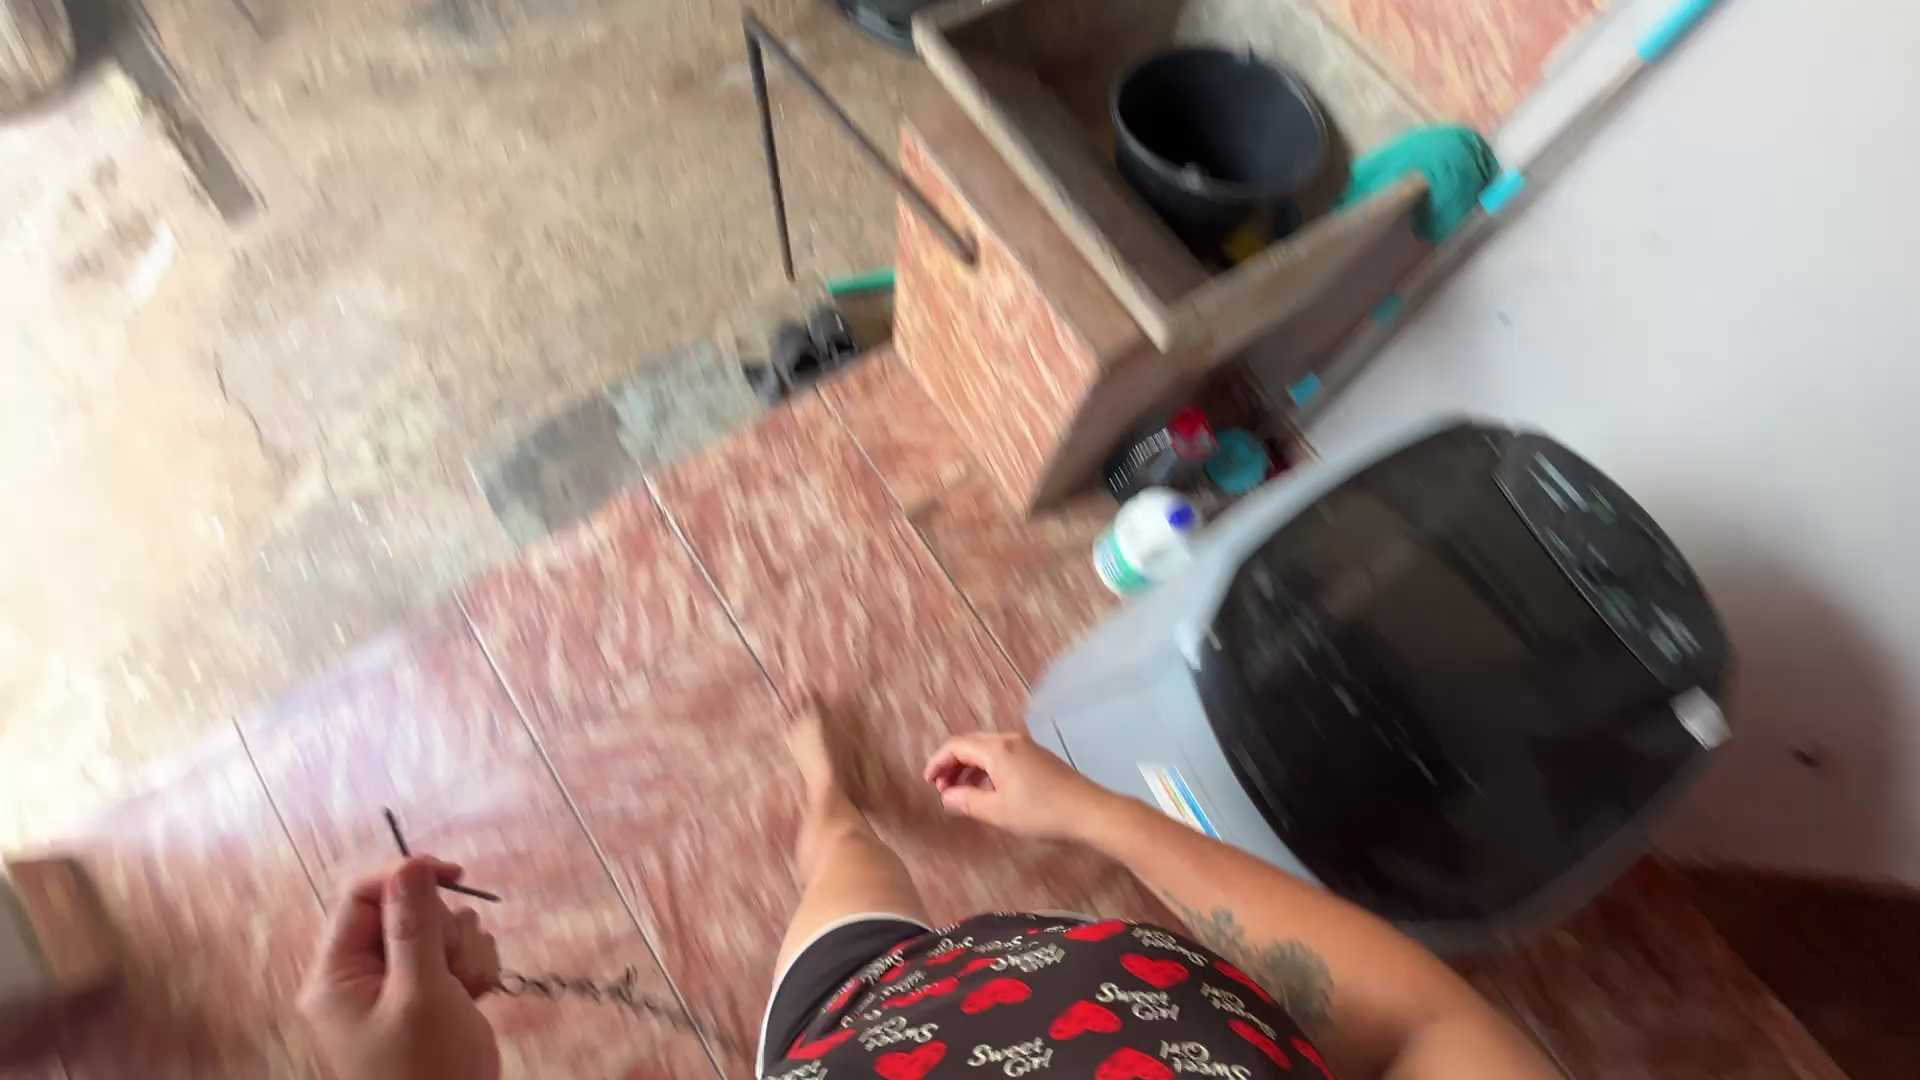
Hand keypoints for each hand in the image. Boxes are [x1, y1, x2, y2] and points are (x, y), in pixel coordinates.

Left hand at [299, 857, 502, 1079]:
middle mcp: (363, 972)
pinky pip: (461, 946)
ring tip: (462, 989)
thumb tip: (410, 863)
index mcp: (338, 974)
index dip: (406, 875)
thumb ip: (414, 926)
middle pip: (411, 908)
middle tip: (447, 967)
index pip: (362, 895)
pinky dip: (475, 964)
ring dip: (465, 949)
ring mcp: (399, 980)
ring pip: (443, 926)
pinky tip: (473, 993)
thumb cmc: (426, 1062)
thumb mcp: (421, 992)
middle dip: (445, 928)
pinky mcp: (432, 987)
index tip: (456, 874)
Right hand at [923, 732, 1117, 840]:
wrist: (1089, 811)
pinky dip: (986, 769)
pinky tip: (986, 791)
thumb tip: (947, 797)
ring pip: (986, 750)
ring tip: (960, 793)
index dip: (938, 761)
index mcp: (997, 749)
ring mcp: (1025, 746)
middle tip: (941, 789)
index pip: (957, 745)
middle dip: (952, 764)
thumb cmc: (1041, 812)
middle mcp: (1009, 740)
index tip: (927, 781)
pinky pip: (1001, 755)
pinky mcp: (1036, 756)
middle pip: (970, 744)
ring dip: (969, 768)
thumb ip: (968, 802)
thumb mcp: (999, 812)